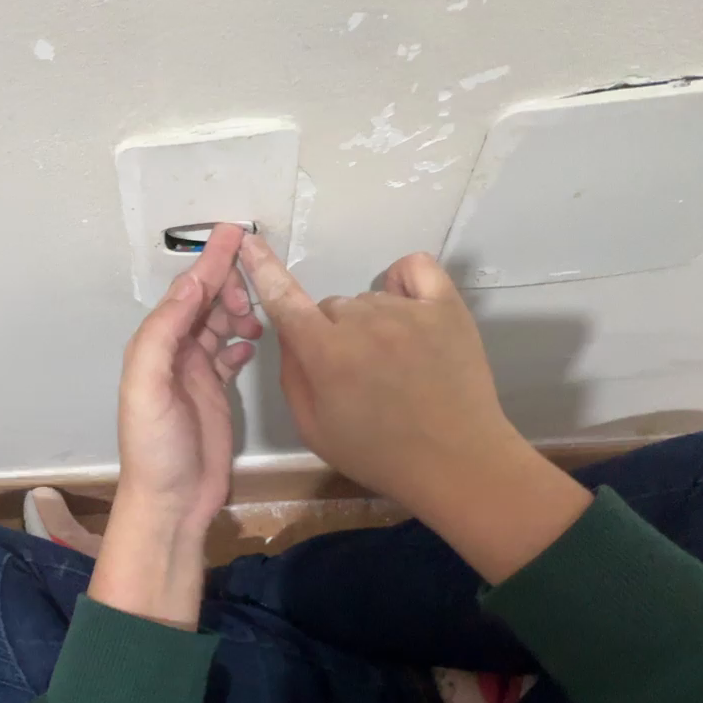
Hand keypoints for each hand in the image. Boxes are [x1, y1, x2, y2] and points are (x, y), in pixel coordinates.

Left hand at [91, 223, 260, 626]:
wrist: (172, 501)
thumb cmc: (156, 447)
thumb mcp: (148, 385)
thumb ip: (164, 332)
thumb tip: (192, 284)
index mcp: (155, 348)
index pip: (185, 295)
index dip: (209, 263)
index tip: (235, 231)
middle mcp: (174, 356)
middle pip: (203, 305)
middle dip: (227, 284)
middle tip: (254, 281)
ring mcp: (196, 375)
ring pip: (218, 327)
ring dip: (237, 312)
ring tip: (255, 315)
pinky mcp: (216, 396)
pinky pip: (230, 356)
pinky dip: (242, 342)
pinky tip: (254, 340)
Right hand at [240, 238, 589, 581]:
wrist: (454, 460)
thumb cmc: (376, 453)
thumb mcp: (313, 428)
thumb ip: (293, 376)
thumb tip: (290, 336)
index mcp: (325, 355)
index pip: (284, 300)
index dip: (263, 269)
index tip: (248, 241)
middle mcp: (362, 322)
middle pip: (329, 308)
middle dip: (330, 333)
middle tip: (353, 373)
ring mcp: (407, 310)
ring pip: (367, 298)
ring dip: (367, 321)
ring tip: (391, 363)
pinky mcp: (446, 306)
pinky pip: (413, 269)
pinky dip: (402, 282)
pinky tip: (406, 310)